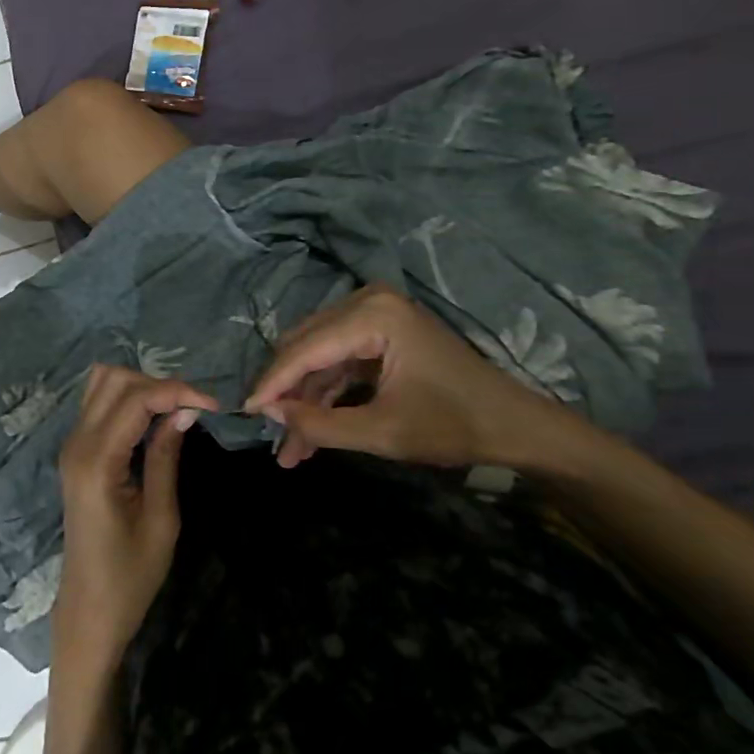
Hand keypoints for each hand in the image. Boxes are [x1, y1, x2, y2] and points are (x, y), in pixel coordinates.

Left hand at [54, 364, 216, 656]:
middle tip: (194, 408)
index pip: (136, 399)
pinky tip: (154, 419)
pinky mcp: (76, 453)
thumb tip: (185, 410)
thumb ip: (166, 456)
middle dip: (159, 384)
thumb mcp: (161, 518)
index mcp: (97, 463)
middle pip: (114, 379)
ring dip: (142, 387)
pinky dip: (128, 399)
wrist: (89, 611)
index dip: (177, 391)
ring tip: (176, 410)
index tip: (213, 404)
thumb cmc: (130, 575)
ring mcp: (72, 447)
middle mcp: (77, 445)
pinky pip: (98, 404)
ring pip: (102, 384)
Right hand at [245, 284, 567, 469]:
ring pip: (321, 357)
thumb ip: (321, 424)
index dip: (272, 383)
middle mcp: (369, 302)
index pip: (306, 349)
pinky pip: (340, 361)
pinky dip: (326, 395)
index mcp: (374, 315)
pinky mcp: (382, 333)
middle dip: (287, 393)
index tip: (243, 412)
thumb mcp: (382, 432)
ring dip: (305, 400)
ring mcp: (377, 315)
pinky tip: (310, 433)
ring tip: (289, 451)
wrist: (511, 424)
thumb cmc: (453, 425)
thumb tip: (270, 413)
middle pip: (308, 346)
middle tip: (267, 433)